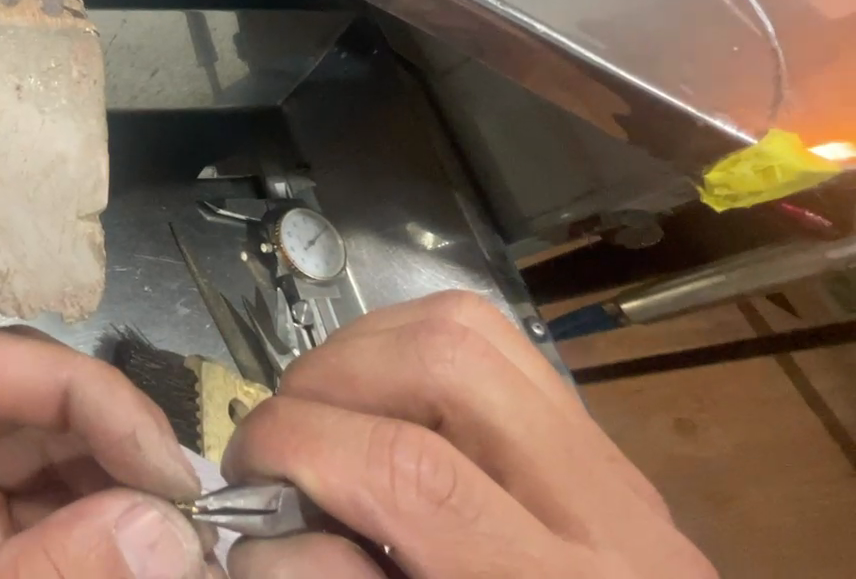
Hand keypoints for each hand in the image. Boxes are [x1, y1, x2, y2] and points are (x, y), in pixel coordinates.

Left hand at [0, 327, 212, 578]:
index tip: (168, 462)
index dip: (85, 395)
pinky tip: (118, 539)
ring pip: (15, 436)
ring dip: (93, 478)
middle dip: (99, 441)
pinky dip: (64, 513)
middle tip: (183, 505)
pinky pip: (3, 487)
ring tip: (166, 528)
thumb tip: (171, 531)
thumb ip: (49, 575)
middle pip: (3, 390)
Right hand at [221, 292, 716, 578]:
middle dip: (326, 380)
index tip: (242, 477)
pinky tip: (371, 404)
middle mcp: (616, 521)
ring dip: (358, 354)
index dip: (292, 446)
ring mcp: (612, 468)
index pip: (408, 470)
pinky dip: (398, 349)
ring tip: (322, 416)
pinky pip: (482, 339)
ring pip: (464, 327)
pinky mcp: (590, 444)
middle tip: (284, 439)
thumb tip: (259, 531)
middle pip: (446, 362)